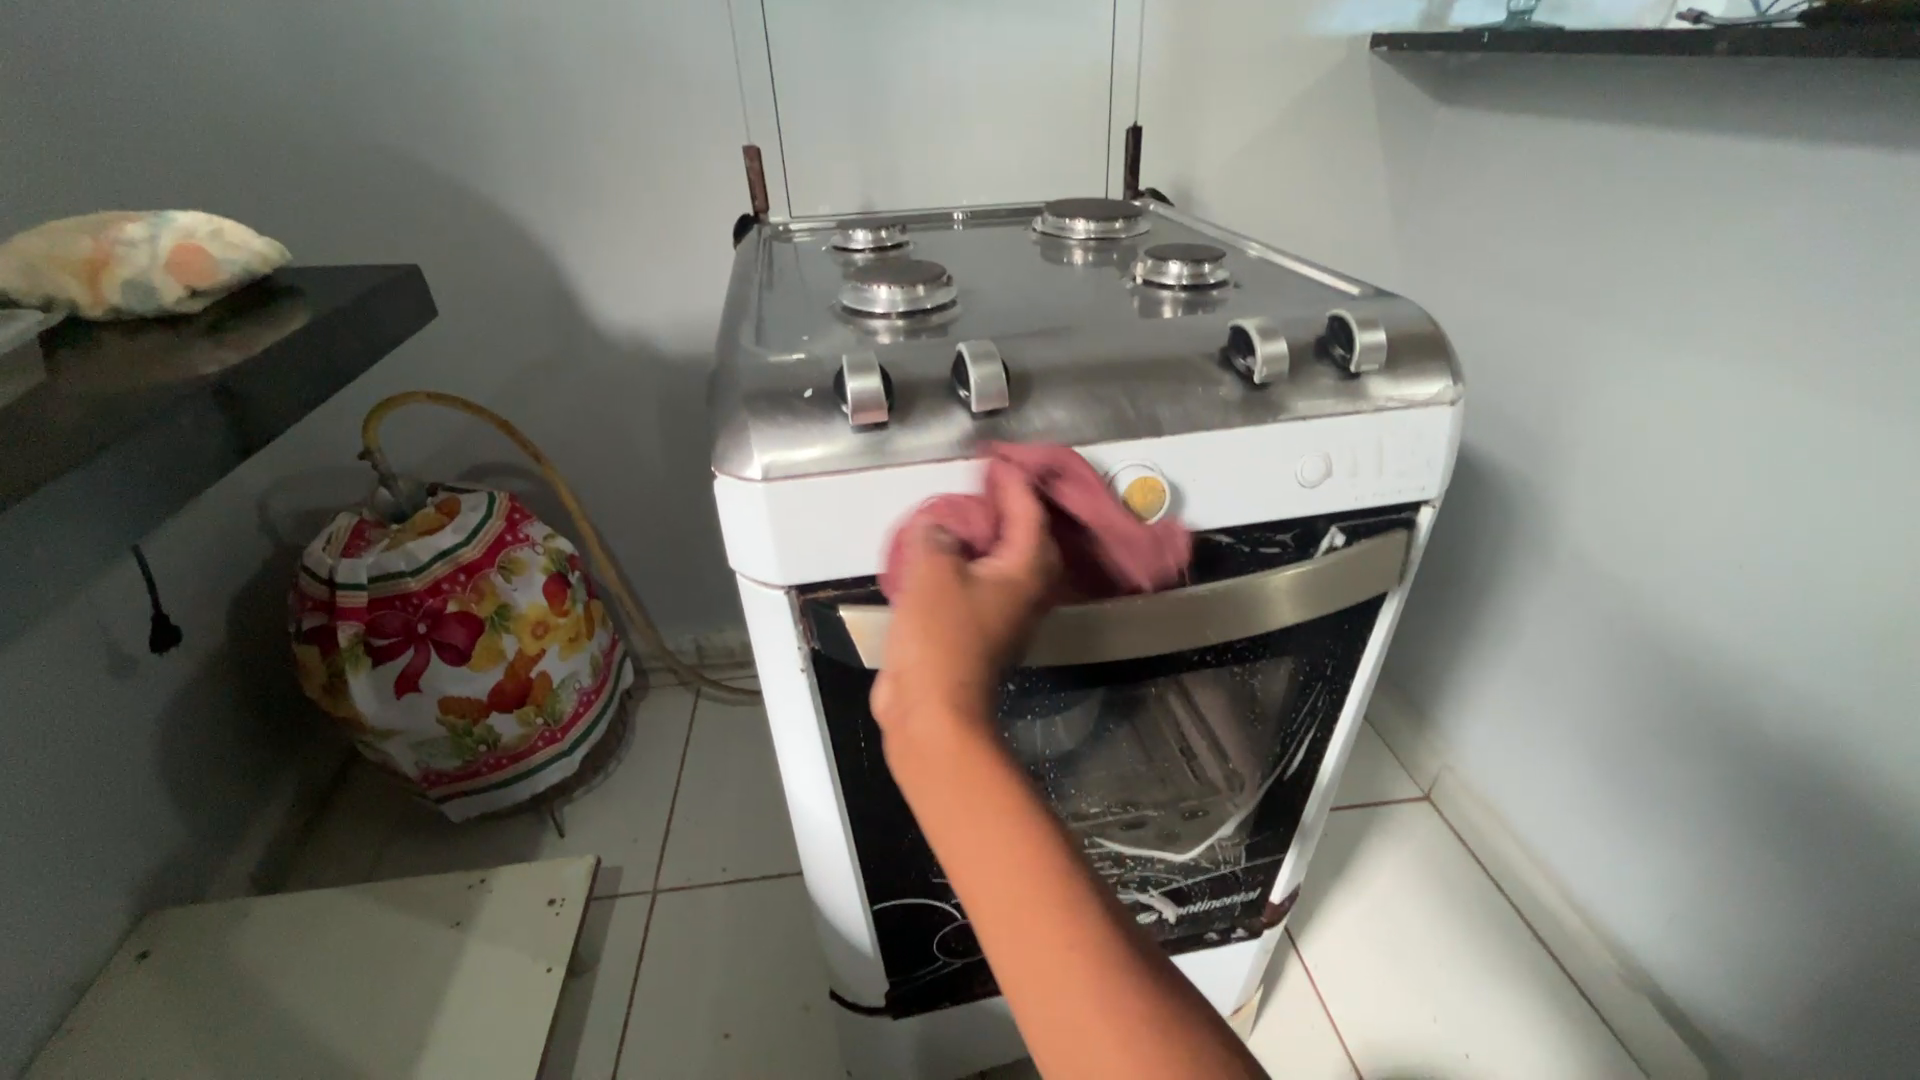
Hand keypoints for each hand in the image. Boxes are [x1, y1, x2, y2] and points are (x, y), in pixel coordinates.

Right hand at [871, 464, 1061, 746]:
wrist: (932, 710)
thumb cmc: (940, 637)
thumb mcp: (932, 569)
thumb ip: (937, 534)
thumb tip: (939, 528)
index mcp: (1026, 569)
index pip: (1028, 511)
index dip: (1011, 481)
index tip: (992, 459)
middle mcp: (1025, 590)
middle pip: (1024, 536)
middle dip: (1005, 506)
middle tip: (978, 484)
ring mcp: (1004, 615)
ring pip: (1001, 562)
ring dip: (983, 536)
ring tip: (957, 512)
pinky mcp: (979, 632)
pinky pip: (978, 583)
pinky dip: (964, 563)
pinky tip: (940, 554)